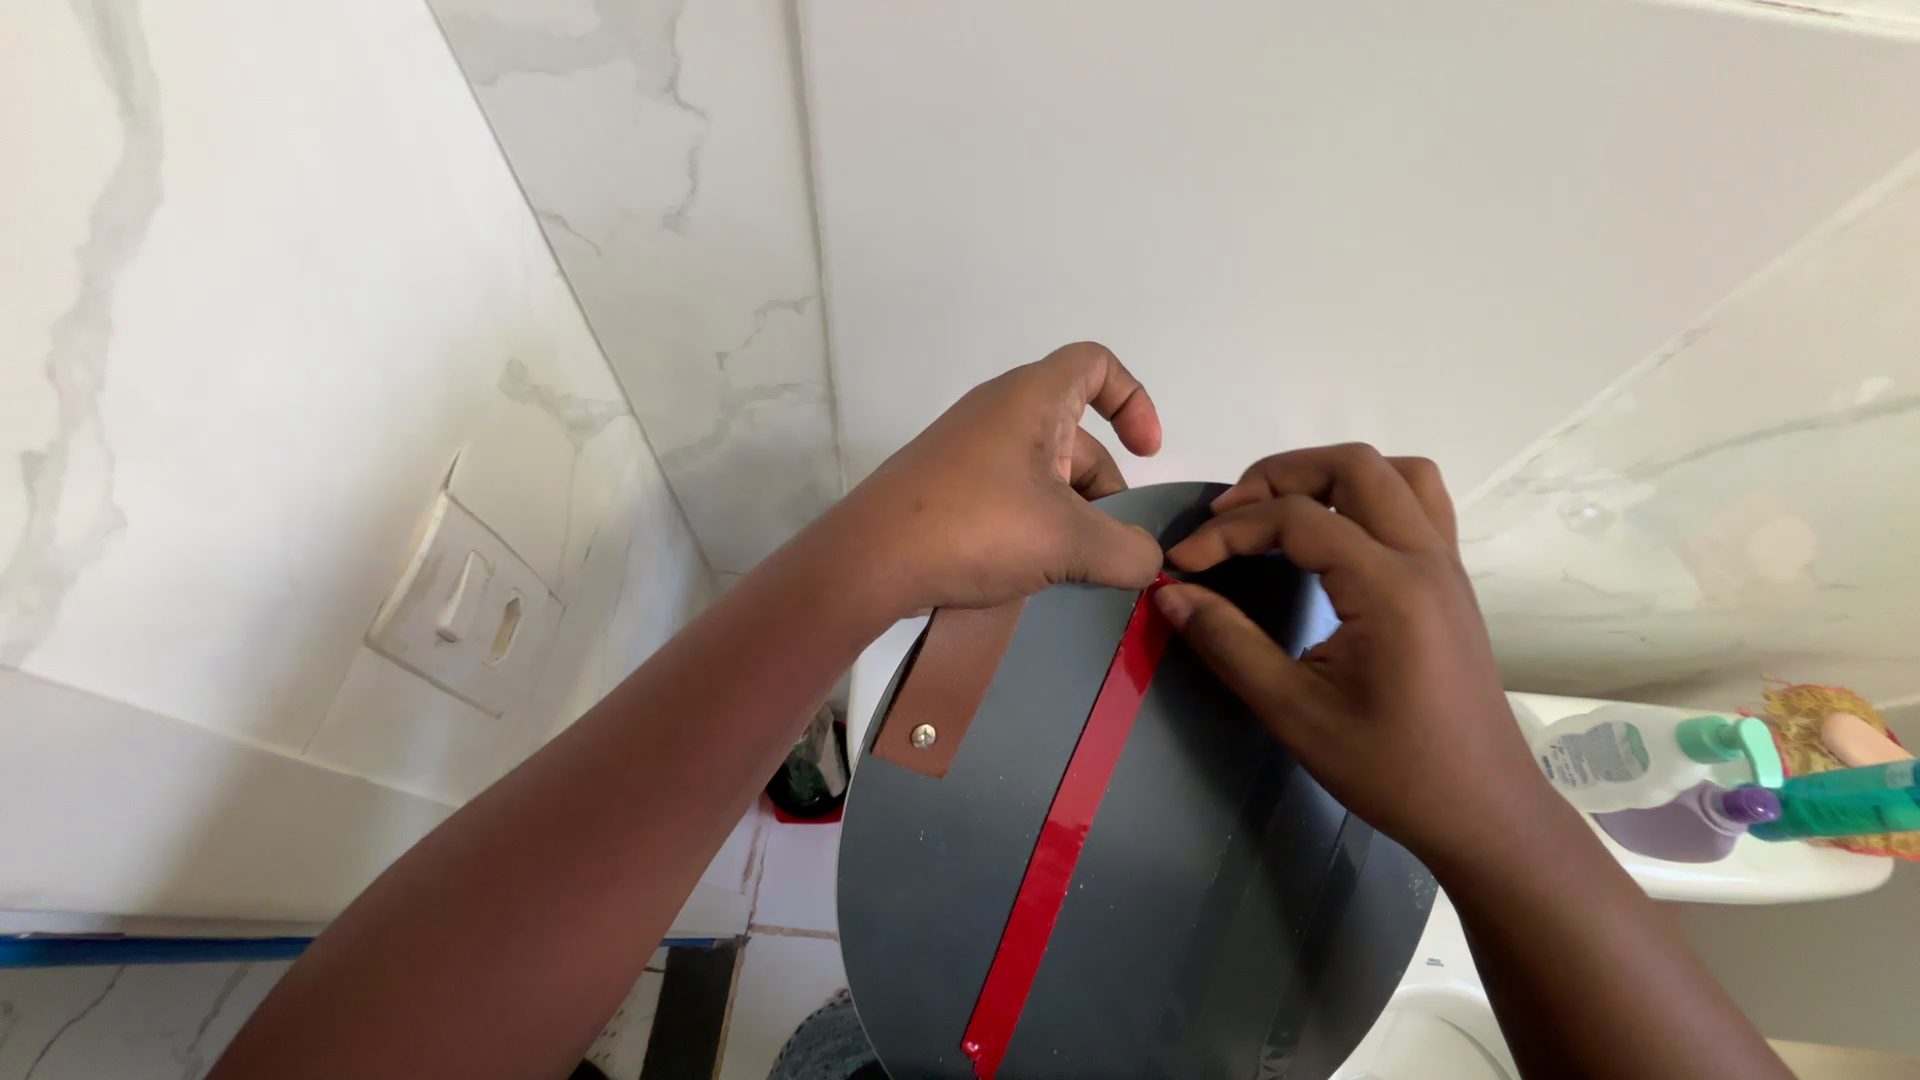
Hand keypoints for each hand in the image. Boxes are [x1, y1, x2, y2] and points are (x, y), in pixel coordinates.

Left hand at [825, 342, 1163, 612]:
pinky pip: (1009, 495)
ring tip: (1074, 569)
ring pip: (1044, 474)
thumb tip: (1147, 561)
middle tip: (1109, 546)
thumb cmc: (976, 527)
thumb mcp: (1067, 542)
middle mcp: (998, 414)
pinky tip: (1033, 571)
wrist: (869, 561)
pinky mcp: (946, 488)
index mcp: (1032, 400)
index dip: (1134, 399)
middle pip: (1077, 436)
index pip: (1096, 364)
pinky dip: (1033, 526)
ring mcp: (967, 452)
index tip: (1147, 454)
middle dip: (1106, 490)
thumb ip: (1127, 552)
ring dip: (1071, 516)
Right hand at [1153, 444, 1555, 866]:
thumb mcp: (1293, 713)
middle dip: (1277, 475)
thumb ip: (1228, 643)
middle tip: (1226, 515)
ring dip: (1328, 474)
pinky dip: (1366, 494)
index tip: (1183, 564)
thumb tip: (1170, 594)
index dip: (1228, 532)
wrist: (1483, 813)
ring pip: (1396, 472)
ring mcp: (1446, 566)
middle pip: (1354, 465)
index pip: (1297, 519)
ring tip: (1278, 509)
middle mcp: (1425, 559)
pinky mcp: (1449, 581)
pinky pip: (1417, 501)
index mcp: (1389, 589)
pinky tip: (1331, 532)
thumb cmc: (1391, 770)